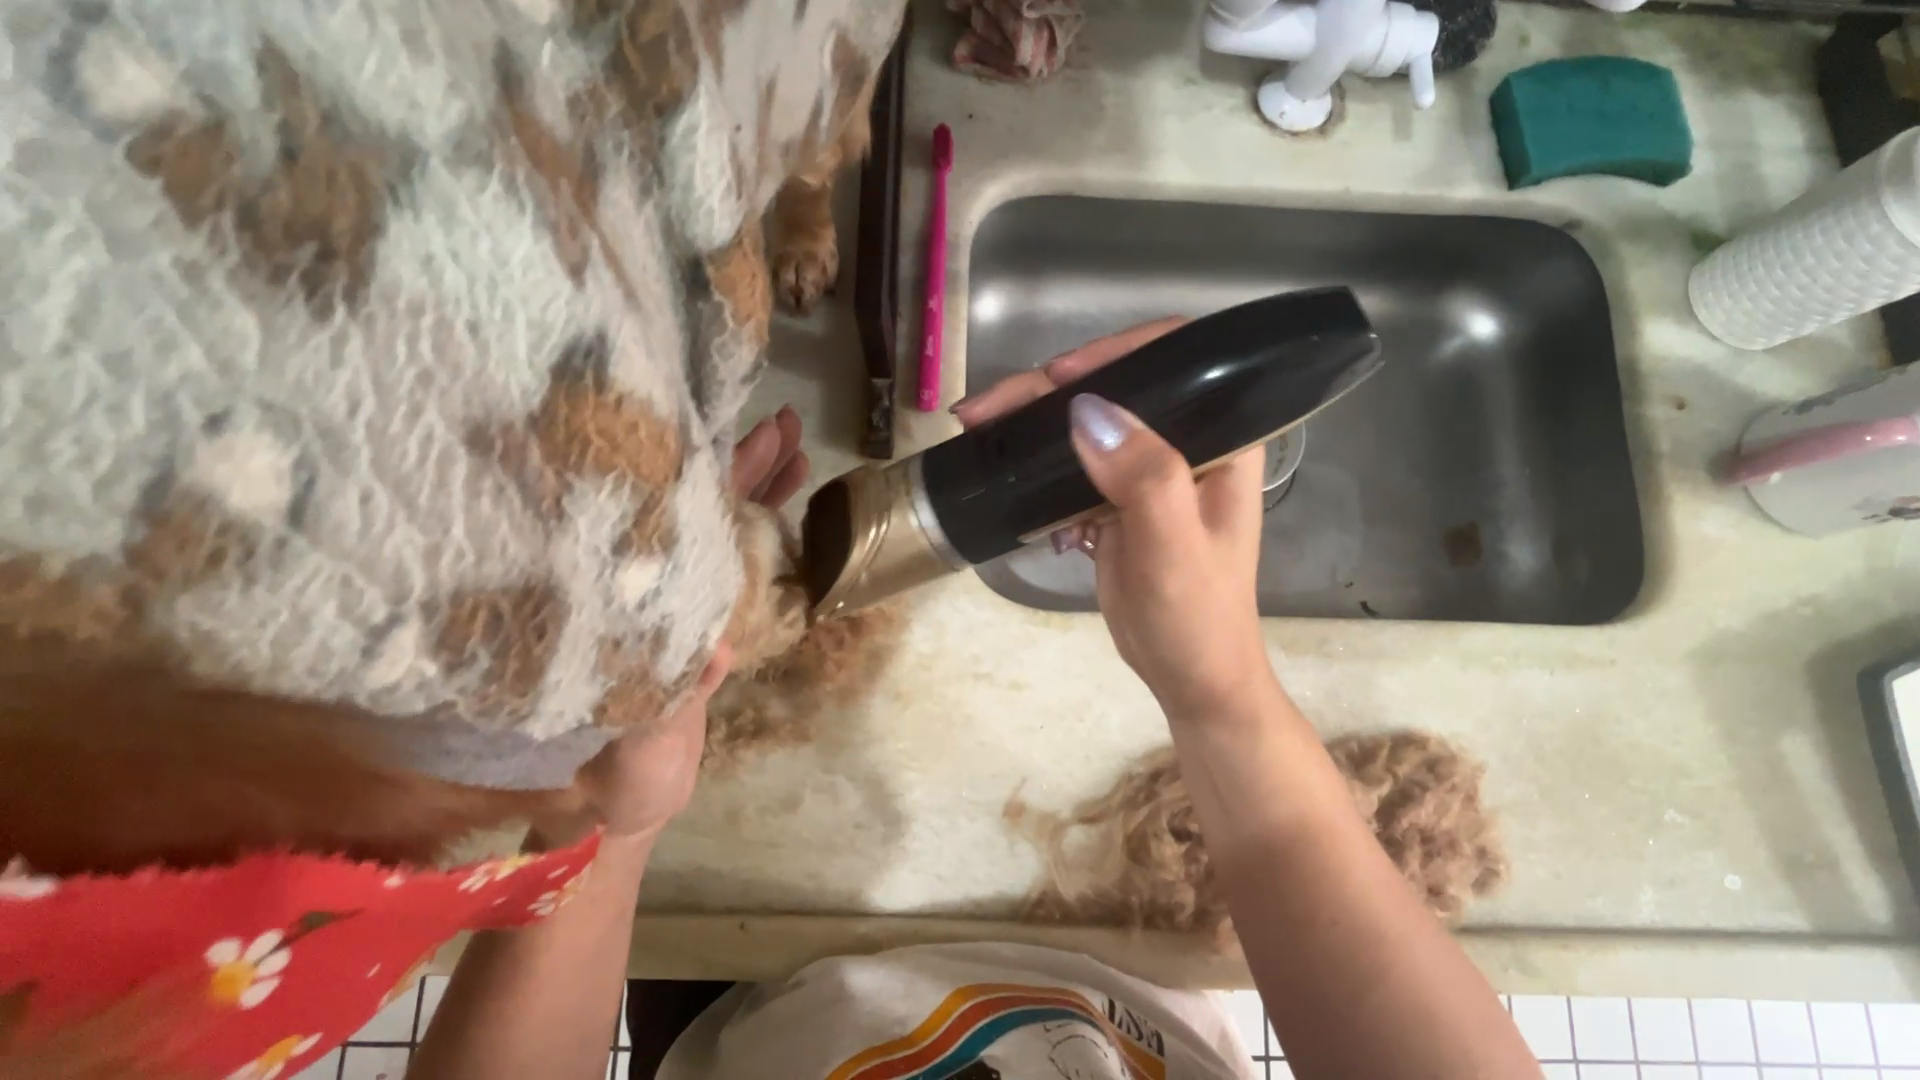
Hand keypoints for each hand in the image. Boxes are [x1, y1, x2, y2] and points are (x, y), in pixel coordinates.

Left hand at [538, 407, 807, 847]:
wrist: (623, 806)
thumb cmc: (614, 780)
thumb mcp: (632, 746)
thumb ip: (666, 701)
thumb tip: (718, 648)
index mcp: (630, 606)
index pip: (659, 524)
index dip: (694, 478)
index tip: (716, 429)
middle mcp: (653, 592)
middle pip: (697, 512)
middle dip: (738, 464)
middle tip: (779, 423)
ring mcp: (684, 604)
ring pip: (724, 530)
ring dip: (760, 486)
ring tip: (795, 444)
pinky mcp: (711, 623)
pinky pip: (743, 567)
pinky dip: (769, 534)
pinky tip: (795, 508)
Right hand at [953, 322, 1272, 722]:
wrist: (1188, 676)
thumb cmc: (1196, 615)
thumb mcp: (1174, 547)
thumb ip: (1145, 476)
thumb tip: (1088, 412)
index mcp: (1223, 441)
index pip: (1177, 363)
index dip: (1117, 353)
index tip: (1058, 376)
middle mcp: (1187, 445)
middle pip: (1116, 391)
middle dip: (1049, 392)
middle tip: (988, 408)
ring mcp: (1148, 473)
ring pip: (1086, 426)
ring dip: (1032, 426)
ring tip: (978, 428)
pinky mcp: (1116, 501)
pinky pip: (1072, 467)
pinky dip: (1038, 469)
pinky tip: (1009, 480)